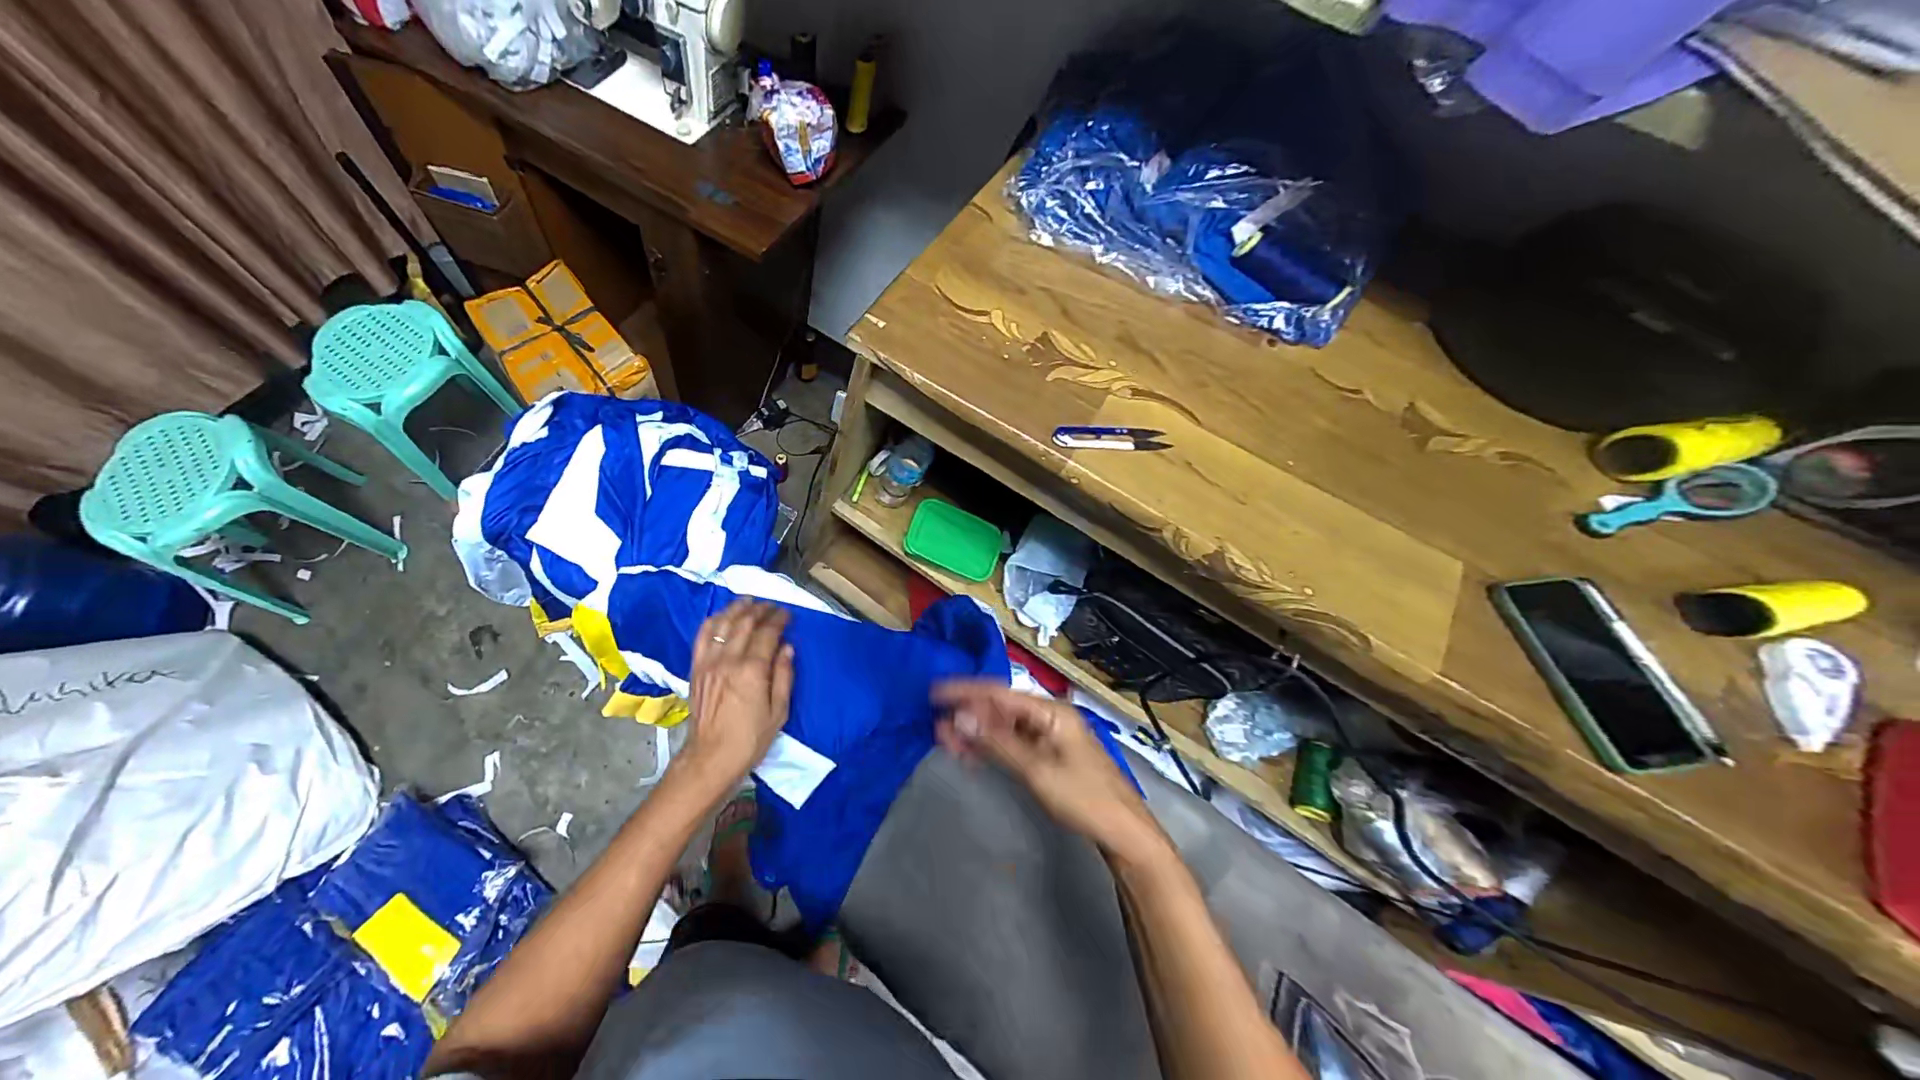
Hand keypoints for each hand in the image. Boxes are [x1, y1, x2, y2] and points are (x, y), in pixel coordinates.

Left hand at [678, 600, 793, 785]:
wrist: (711, 757)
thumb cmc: (751, 738)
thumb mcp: (779, 711)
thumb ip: (784, 676)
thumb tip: (787, 649)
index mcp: (753, 670)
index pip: (768, 633)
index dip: (779, 620)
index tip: (787, 614)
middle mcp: (729, 660)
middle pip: (745, 623)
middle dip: (760, 610)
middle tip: (771, 606)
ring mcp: (709, 663)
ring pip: (723, 625)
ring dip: (737, 609)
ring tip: (748, 602)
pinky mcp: (696, 669)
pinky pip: (702, 637)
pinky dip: (712, 622)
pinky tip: (721, 616)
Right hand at [934, 679, 1169, 864]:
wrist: (1123, 831)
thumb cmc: (1085, 798)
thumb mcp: (1037, 770)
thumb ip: (998, 743)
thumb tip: (962, 717)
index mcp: (1051, 712)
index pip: (1000, 693)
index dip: (966, 692)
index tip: (936, 693)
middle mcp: (1049, 717)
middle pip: (1001, 709)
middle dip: (968, 715)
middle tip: (937, 728)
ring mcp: (1050, 736)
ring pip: (1004, 727)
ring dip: (977, 732)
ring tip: (947, 742)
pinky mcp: (1048, 755)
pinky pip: (1013, 743)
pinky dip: (992, 747)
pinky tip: (972, 754)